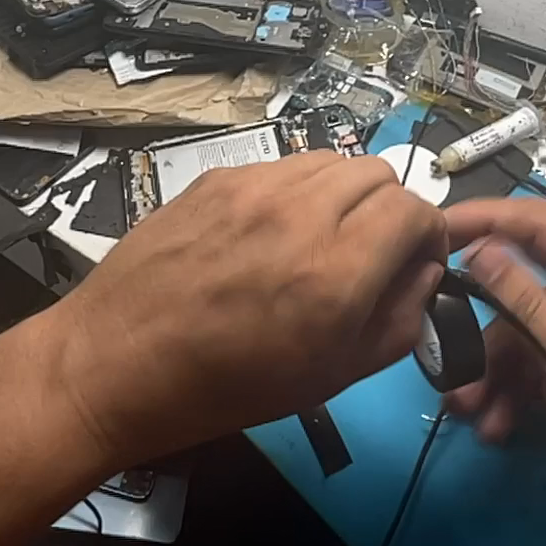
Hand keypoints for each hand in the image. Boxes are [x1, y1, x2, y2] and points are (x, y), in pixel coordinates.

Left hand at [49, 152, 447, 466]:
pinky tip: (269, 230)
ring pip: (331, 160)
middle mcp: (298, 212)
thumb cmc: (227, 386)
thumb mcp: (332, 376)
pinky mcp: (218, 176)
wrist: (118, 360)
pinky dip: (296, 190)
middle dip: (389, 210)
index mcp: (334, 270)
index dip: (427, 235)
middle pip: (379, 173)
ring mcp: (253, 186)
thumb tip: (422, 271)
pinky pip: (281, 166)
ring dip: (344, 194)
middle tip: (369, 250)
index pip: (415, 209)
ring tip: (319, 236)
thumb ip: (399, 319)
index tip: (413, 259)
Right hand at [441, 198, 545, 517]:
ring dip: (496, 363)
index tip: (434, 230)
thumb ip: (524, 302)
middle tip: (439, 328)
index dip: (481, 218)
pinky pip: (541, 346)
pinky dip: (517, 379)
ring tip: (470, 407)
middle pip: (523, 273)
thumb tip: (479, 247)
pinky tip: (498, 420)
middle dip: (482, 314)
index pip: (536, 220)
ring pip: (525, 319)